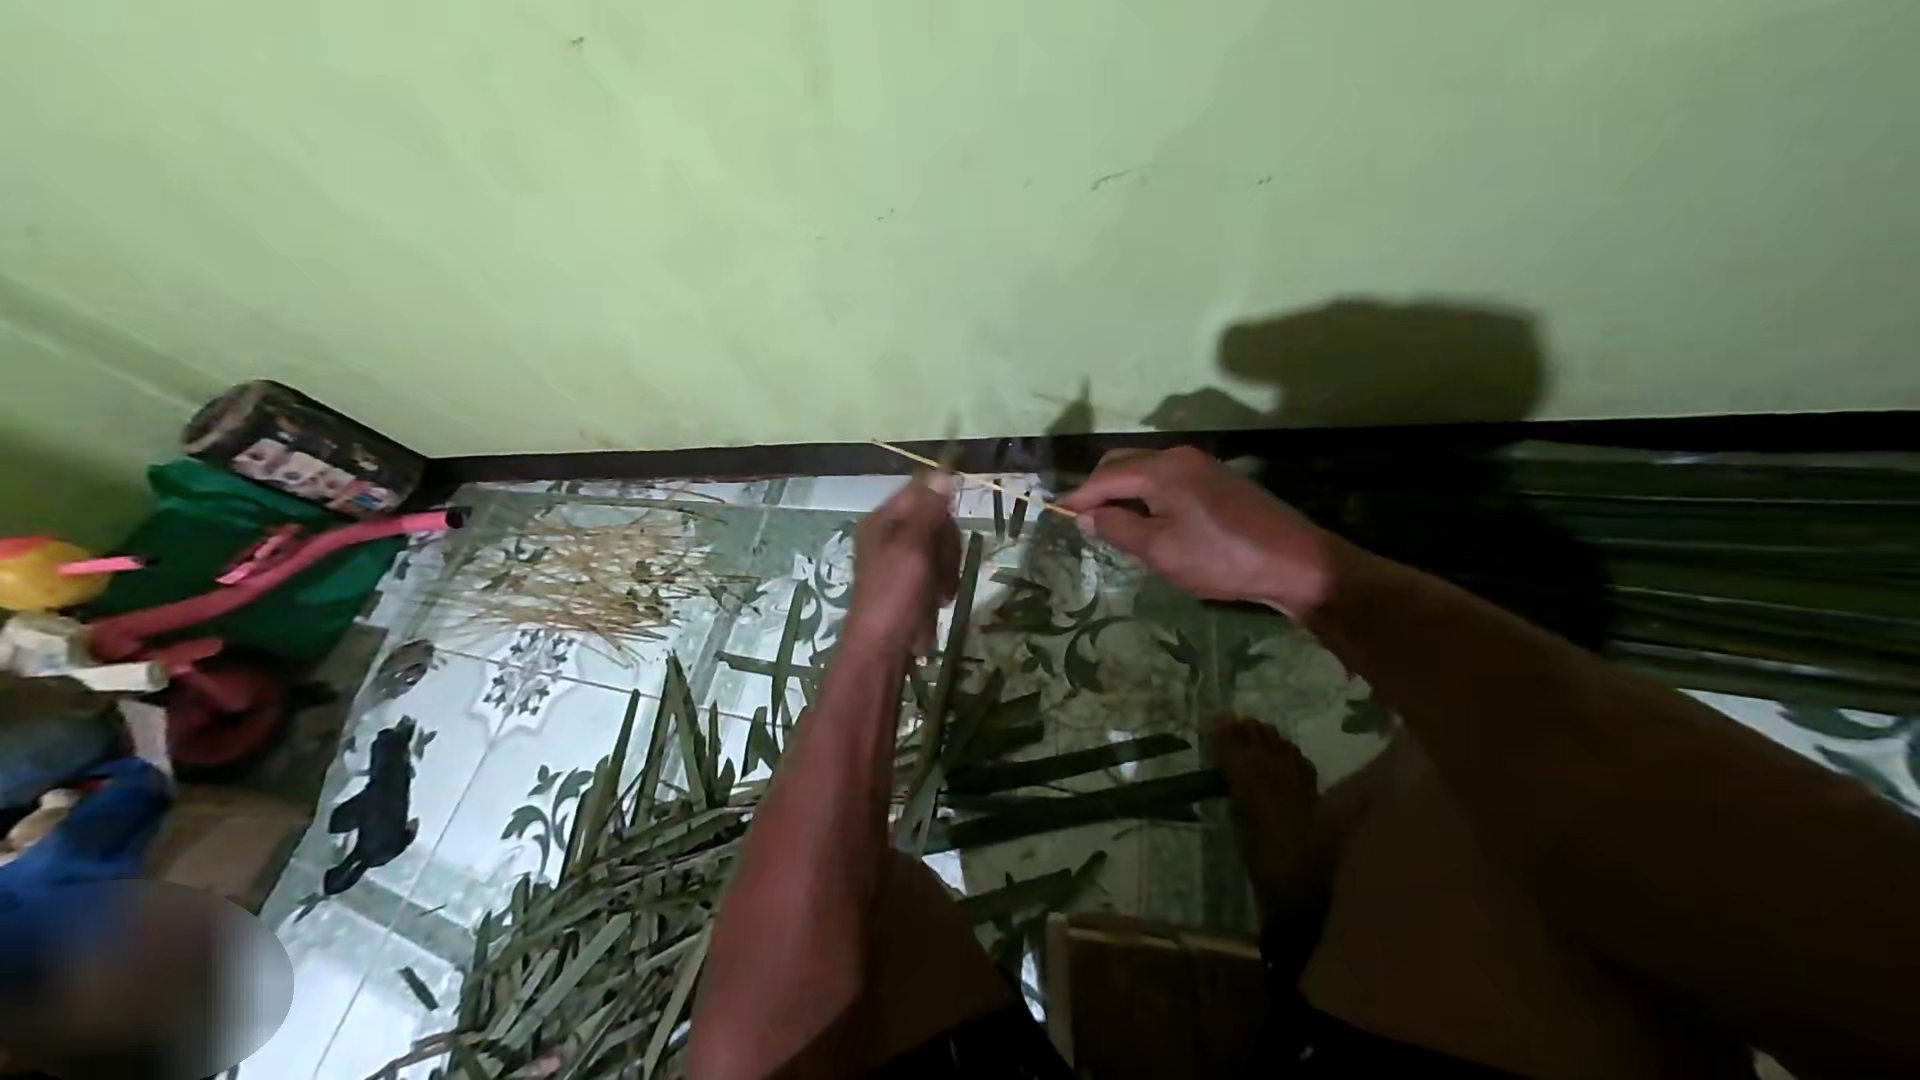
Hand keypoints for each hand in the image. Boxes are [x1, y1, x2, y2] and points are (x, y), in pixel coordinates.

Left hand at [840, 476, 961, 654]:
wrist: (883, 647)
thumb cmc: (894, 595)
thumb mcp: (913, 548)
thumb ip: (928, 510)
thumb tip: (942, 472)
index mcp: (882, 520)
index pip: (921, 492)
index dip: (940, 510)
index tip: (947, 534)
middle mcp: (890, 534)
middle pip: (936, 520)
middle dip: (946, 547)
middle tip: (941, 570)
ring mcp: (901, 559)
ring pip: (942, 547)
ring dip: (947, 570)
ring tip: (939, 593)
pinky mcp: (912, 581)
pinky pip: (939, 569)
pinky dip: (943, 584)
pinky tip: (937, 601)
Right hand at [1058, 446, 1337, 614]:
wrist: (1295, 561)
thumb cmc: (1219, 558)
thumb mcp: (1159, 549)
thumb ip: (1117, 528)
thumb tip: (1087, 515)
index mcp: (1161, 469)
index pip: (1105, 477)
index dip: (1079, 496)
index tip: (1057, 513)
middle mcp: (1178, 456)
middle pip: (1123, 463)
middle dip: (1098, 488)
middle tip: (1084, 518)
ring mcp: (1201, 465)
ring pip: (1145, 469)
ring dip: (1122, 490)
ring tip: (1110, 522)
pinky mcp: (1217, 479)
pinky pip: (1166, 478)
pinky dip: (1145, 493)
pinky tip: (1146, 518)